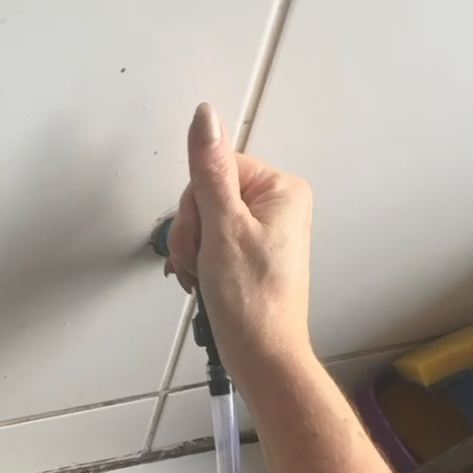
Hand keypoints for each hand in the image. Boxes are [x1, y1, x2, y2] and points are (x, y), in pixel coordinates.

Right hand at [165, 102, 314, 384]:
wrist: (262, 356)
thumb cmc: (252, 303)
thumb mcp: (223, 228)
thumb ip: (209, 171)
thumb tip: (204, 116)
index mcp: (280, 190)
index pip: (215, 168)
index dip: (195, 205)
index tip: (201, 237)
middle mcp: (276, 206)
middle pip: (206, 196)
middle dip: (191, 232)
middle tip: (199, 262)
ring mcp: (262, 234)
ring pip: (203, 223)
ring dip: (191, 252)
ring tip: (201, 278)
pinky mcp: (249, 257)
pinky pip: (210, 244)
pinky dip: (198, 264)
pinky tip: (202, 283)